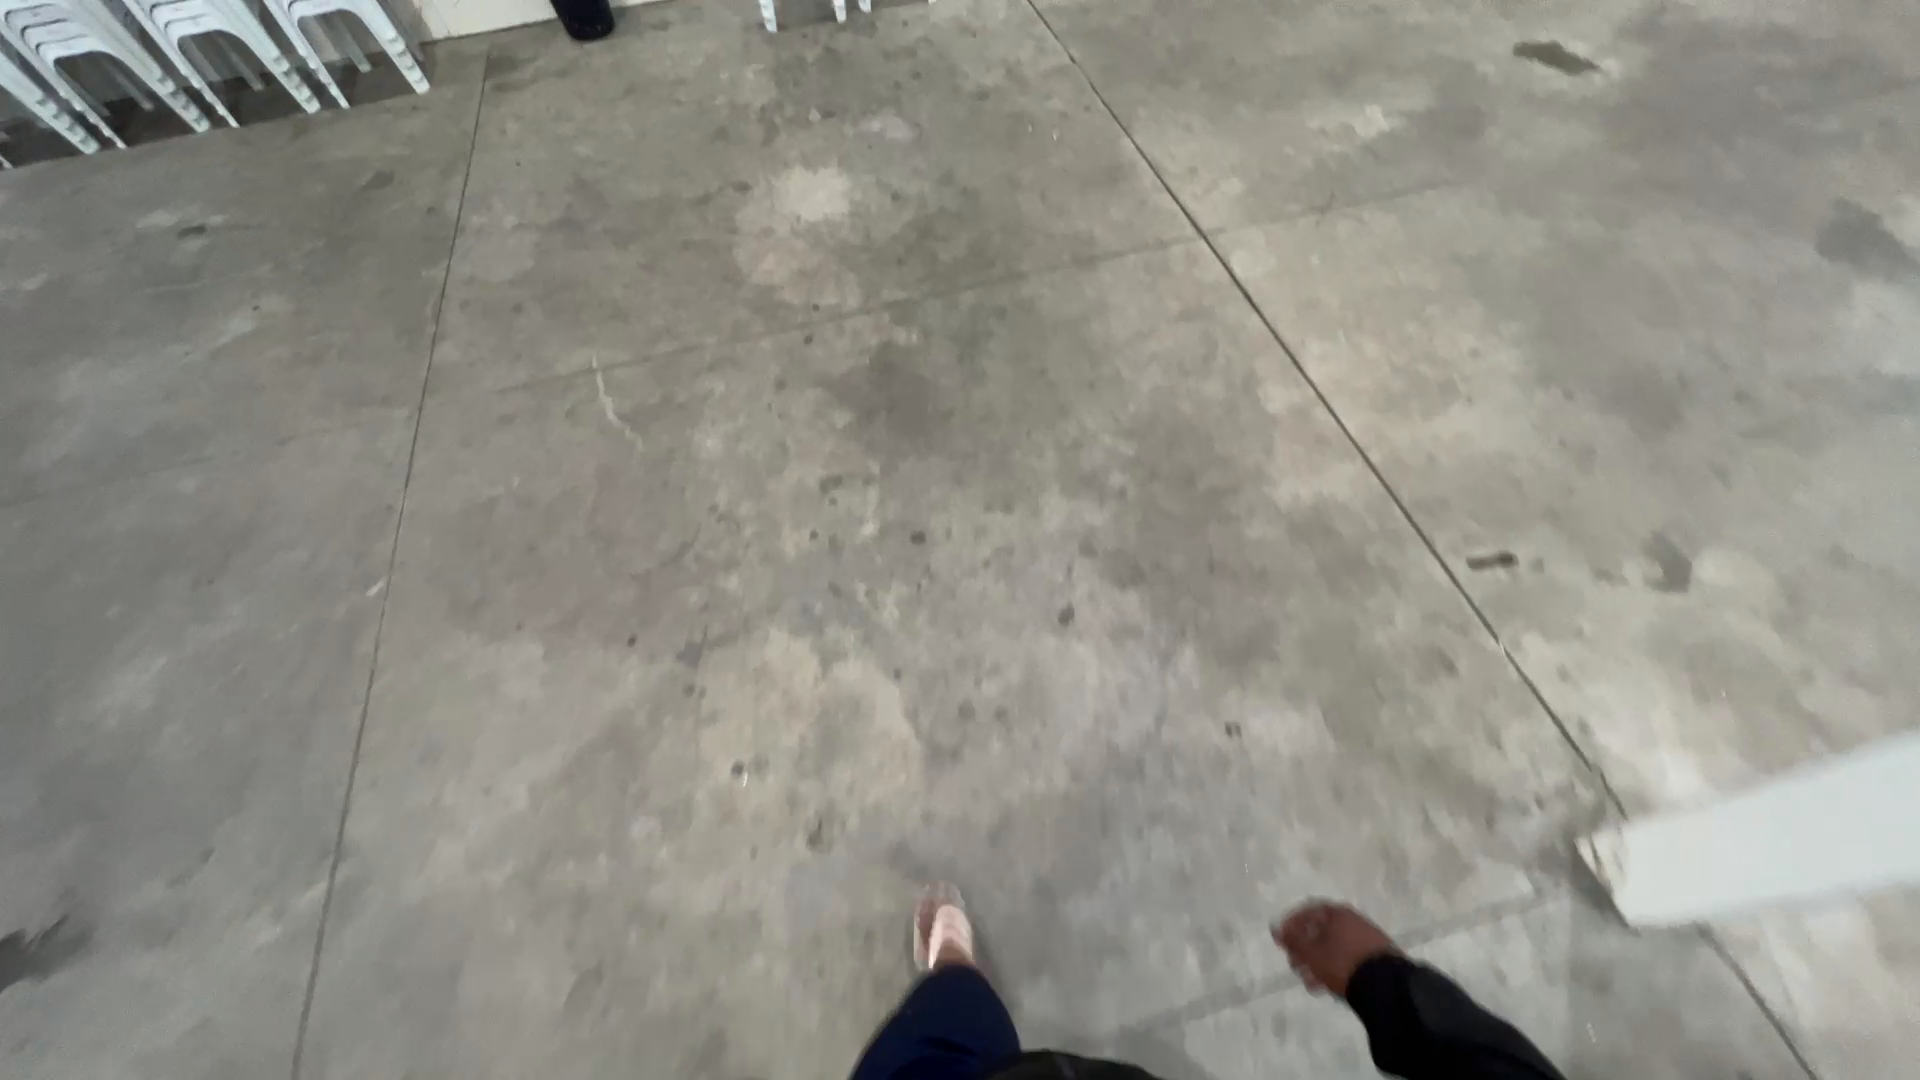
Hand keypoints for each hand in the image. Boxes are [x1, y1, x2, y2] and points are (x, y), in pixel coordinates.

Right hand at [1272, 900, 1400, 997]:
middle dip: (1304, 949)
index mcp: (1336, 912)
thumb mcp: (1311, 952)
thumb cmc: (1342, 963)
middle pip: (1321, 931)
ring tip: (1311, 982)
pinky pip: (1349, 958)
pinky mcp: (1379, 958)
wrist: (1389, 987)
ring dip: (1318, 962)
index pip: (1307, 912)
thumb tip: (1274, 927)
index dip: (1291, 926)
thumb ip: (1292, 939)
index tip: (1282, 943)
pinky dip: (1336, 967)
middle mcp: (1353, 920)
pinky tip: (1329, 984)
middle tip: (1295, 966)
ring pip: (1335, 947)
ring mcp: (1368, 939)